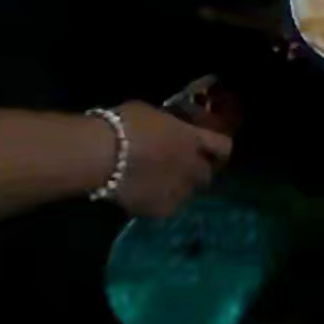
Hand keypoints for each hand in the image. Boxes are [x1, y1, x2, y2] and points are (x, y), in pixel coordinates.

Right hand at [112, 101, 231, 217]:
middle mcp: (193, 166)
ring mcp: (179, 189)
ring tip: (160, 185)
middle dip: (197, 170)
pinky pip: (167, 208)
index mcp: (194, 139)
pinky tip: (145, 198)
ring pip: (188, 193)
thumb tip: (171, 127)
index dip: (219, 150)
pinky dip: (160, 204)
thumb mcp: (153, 114)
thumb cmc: (123, 125)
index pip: (224, 147)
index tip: (211, 150)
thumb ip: (170, 125)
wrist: (99, 154)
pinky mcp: (161, 209)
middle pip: (206, 173)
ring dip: (180, 188)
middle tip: (181, 168)